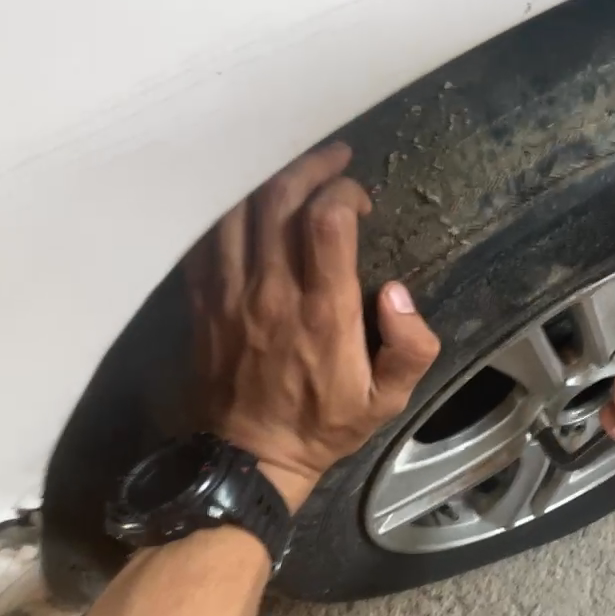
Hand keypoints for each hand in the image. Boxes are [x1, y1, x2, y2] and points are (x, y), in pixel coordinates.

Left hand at [186, 142, 440, 509]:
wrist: (249, 456)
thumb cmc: (325, 425)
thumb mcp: (389, 401)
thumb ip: (411, 347)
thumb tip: (399, 292)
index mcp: (323, 313)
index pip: (326, 222)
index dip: (345, 193)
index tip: (360, 202)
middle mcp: (272, 291)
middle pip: (279, 199)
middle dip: (310, 166)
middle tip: (333, 158)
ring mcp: (229, 292)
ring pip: (237, 208)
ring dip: (267, 177)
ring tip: (292, 168)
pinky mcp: (203, 300)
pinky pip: (205, 235)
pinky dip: (226, 206)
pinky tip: (247, 200)